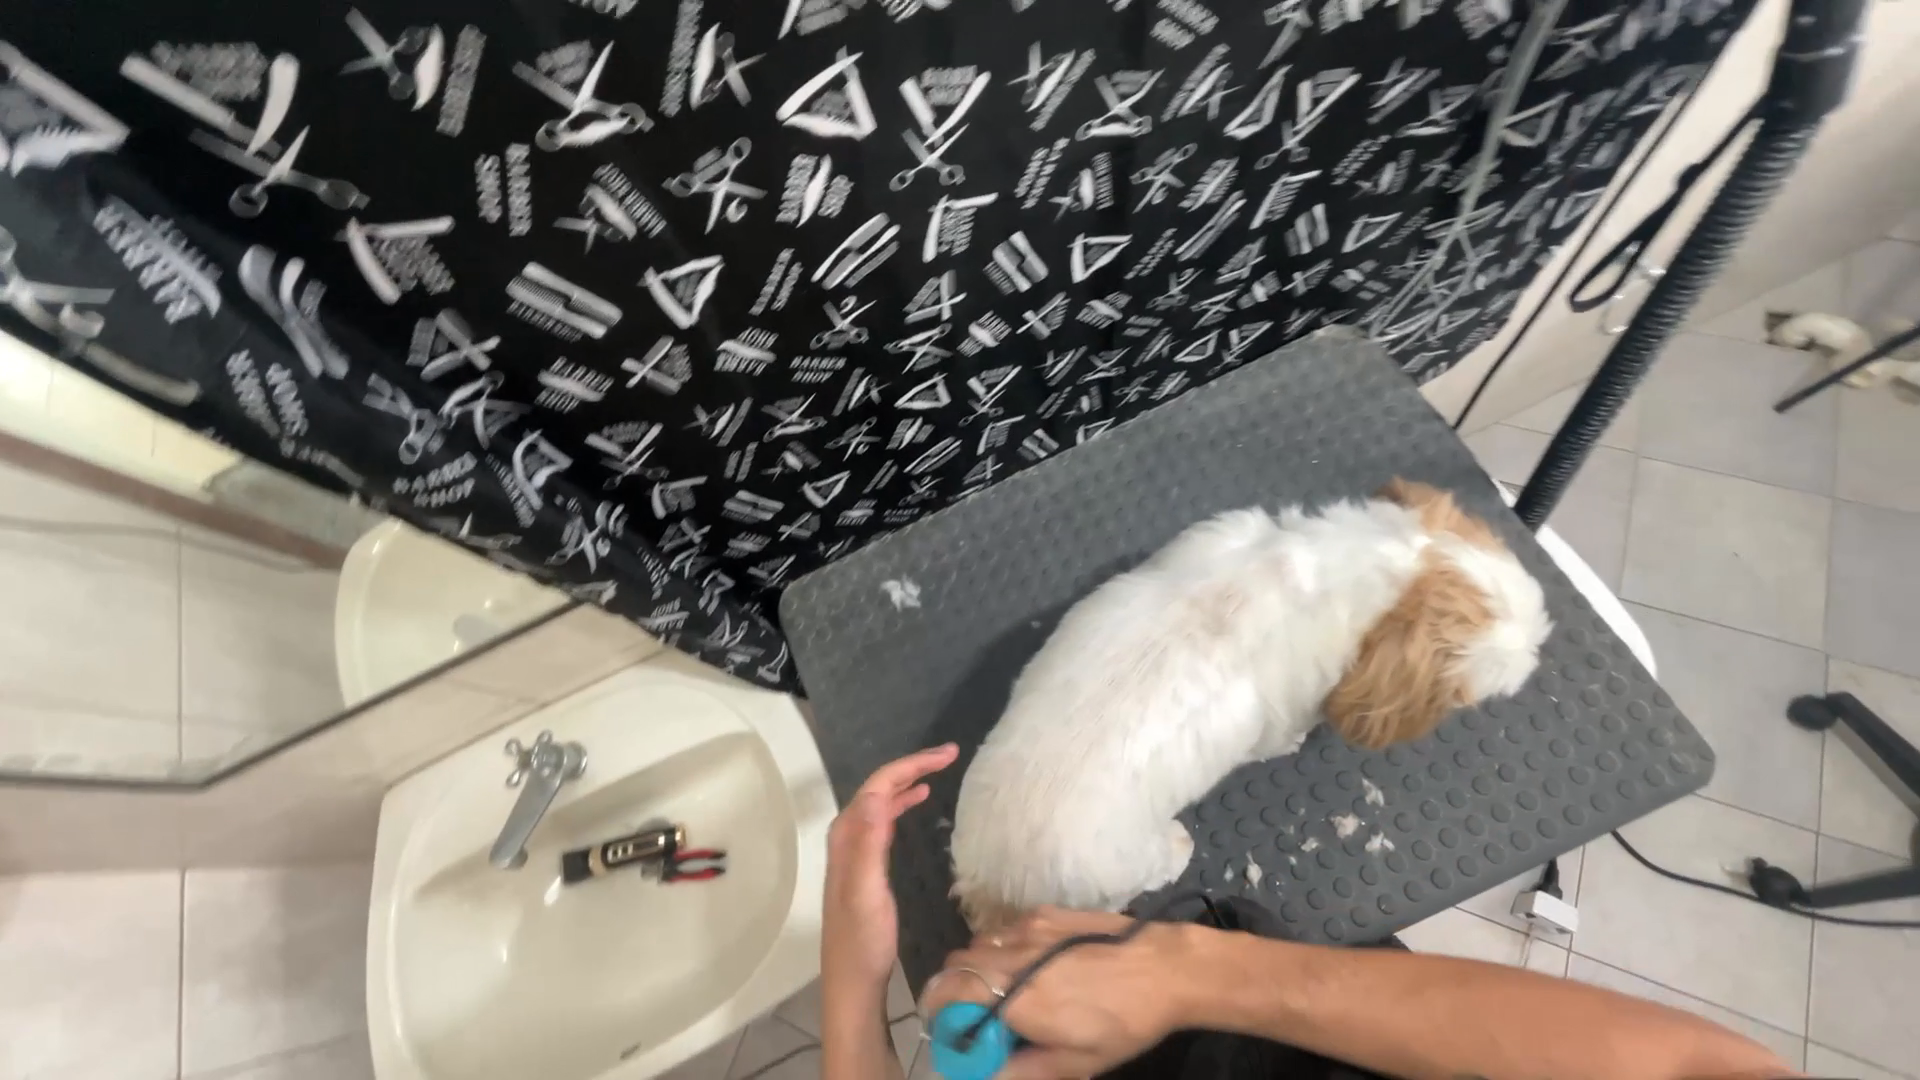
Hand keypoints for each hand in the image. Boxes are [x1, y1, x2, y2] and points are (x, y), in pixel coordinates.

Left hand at [822, 744, 960, 1005]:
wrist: (853, 983)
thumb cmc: (863, 941)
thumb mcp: (867, 893)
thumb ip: (868, 844)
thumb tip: (873, 795)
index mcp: (848, 835)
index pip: (879, 784)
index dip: (912, 764)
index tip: (947, 755)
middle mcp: (848, 834)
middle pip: (880, 785)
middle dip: (913, 765)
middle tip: (949, 755)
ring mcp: (855, 847)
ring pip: (881, 799)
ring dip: (908, 780)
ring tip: (938, 769)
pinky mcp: (865, 861)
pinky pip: (884, 817)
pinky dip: (902, 801)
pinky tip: (917, 800)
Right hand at [922, 907, 1207, 1079]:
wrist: (1161, 966)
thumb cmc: (1122, 1022)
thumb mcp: (1077, 1063)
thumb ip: (1025, 1070)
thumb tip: (987, 1077)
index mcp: (1019, 997)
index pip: (952, 991)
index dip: (937, 1008)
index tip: (943, 1028)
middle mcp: (1014, 954)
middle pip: (957, 963)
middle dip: (954, 987)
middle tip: (973, 1013)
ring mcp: (1028, 926)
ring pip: (980, 942)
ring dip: (978, 965)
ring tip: (1002, 989)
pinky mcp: (1044, 910)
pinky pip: (1005, 927)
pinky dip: (1002, 946)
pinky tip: (1029, 963)